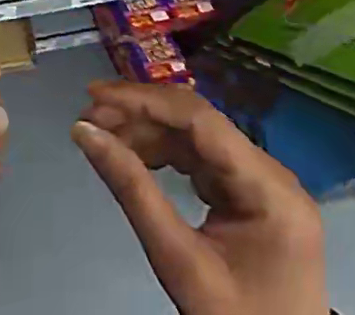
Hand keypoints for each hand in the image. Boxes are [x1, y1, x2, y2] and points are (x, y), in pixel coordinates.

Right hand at [72, 82, 325, 314]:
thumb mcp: (178, 259)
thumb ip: (132, 190)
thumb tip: (83, 131)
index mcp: (270, 189)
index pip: (199, 119)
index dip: (143, 99)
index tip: (93, 93)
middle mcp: (271, 175)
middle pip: (195, 122)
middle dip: (138, 113)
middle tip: (88, 116)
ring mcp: (261, 183)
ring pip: (192, 135)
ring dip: (144, 130)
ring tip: (101, 135)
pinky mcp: (246, 194)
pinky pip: (197, 156)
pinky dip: (159, 151)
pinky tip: (129, 155)